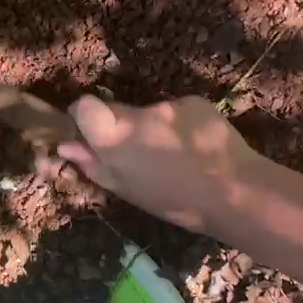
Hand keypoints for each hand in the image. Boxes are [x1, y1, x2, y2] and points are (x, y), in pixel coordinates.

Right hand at [59, 95, 257, 229]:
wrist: (236, 192)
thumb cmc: (174, 201)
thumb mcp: (127, 190)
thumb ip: (93, 164)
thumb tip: (66, 145)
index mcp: (115, 139)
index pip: (84, 106)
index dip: (83, 115)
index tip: (89, 130)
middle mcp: (138, 114)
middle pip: (118, 111)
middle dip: (122, 127)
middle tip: (142, 155)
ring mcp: (168, 105)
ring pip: (150, 114)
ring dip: (155, 129)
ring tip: (177, 156)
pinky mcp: (195, 101)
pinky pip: (177, 111)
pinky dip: (181, 126)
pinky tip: (196, 147)